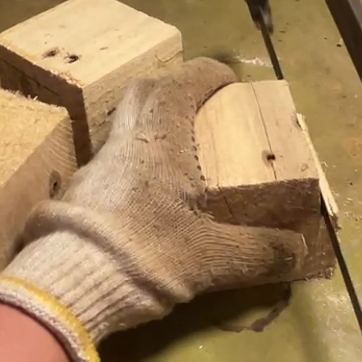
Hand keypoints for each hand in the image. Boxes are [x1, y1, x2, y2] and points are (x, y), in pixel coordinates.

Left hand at [0, 58, 306, 361]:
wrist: (64, 286)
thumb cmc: (145, 254)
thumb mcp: (214, 258)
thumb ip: (259, 251)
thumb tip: (297, 249)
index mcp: (160, 141)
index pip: (183, 83)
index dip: (208, 74)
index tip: (229, 81)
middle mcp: (125, 143)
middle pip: (145, 92)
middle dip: (173, 90)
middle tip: (198, 109)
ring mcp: (94, 167)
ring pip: (123, 127)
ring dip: (149, 130)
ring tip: (176, 160)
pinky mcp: (75, 195)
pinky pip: (108, 164)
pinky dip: (130, 167)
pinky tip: (142, 201)